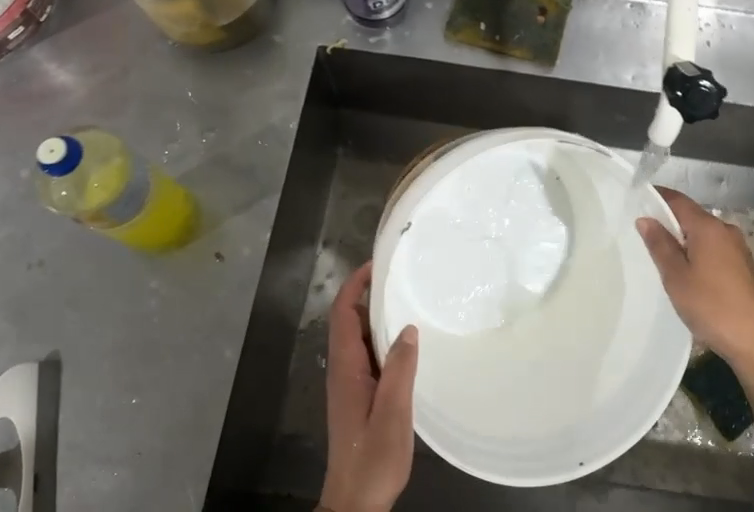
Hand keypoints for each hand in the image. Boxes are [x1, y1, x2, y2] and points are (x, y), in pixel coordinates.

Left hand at [318, 263, 418, 511]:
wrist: (356, 502)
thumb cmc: (373, 459)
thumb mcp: (393, 414)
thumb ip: (400, 369)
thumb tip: (407, 328)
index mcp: (346, 368)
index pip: (343, 313)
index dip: (355, 284)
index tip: (378, 264)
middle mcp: (343, 370)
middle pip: (350, 320)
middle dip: (370, 294)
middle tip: (403, 278)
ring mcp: (350, 384)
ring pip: (360, 338)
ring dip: (379, 317)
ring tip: (410, 303)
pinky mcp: (359, 396)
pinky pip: (369, 355)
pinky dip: (385, 340)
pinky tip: (409, 345)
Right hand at [636, 188, 753, 368]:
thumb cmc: (710, 305)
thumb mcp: (676, 276)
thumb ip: (660, 244)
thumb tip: (646, 219)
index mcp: (708, 227)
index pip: (678, 200)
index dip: (657, 197)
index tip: (637, 200)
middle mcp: (726, 230)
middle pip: (692, 216)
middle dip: (669, 220)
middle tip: (644, 233)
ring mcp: (738, 249)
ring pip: (704, 234)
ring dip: (684, 239)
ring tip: (664, 255)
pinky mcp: (744, 267)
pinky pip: (715, 249)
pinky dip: (698, 252)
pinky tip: (689, 271)